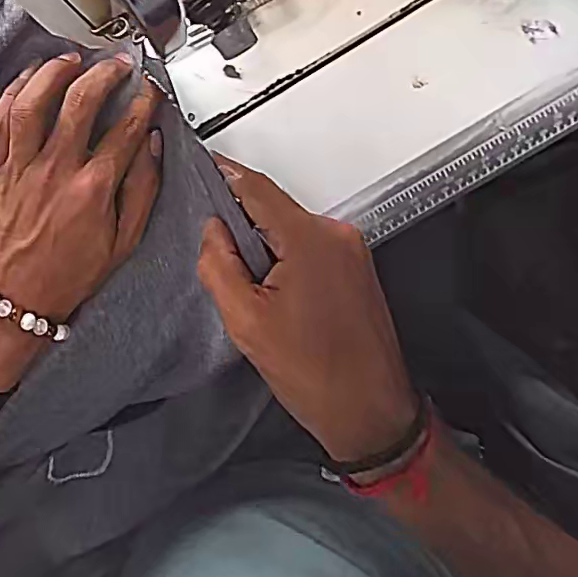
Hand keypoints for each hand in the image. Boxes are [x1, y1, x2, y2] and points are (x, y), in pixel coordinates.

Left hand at [0, 52, 162, 391]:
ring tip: (71, 59)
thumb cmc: (70, 271)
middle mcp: (55, 172)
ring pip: (32, 104)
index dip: (143, 101)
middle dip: (104, 74)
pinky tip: (29, 79)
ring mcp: (22, 167)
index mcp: (93, 190)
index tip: (150, 89)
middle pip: (80, 103)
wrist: (18, 295)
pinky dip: (12, 93)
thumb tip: (152, 145)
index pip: (126, 129)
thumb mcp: (125, 241)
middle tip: (117, 66)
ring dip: (53, 73)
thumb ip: (143, 189)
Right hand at [196, 156, 419, 464]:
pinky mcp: (355, 266)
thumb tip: (213, 231)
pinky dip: (286, 257)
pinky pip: (309, 244)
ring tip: (260, 294)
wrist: (370, 413)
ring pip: (290, 228)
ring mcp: (350, 250)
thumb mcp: (245, 320)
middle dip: (242, 226)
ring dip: (265, 246)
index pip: (256, 188)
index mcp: (308, 240)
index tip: (207, 163)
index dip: (226, 173)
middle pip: (272, 208)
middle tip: (225, 262)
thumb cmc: (319, 375)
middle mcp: (336, 236)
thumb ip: (218, 264)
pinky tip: (281, 297)